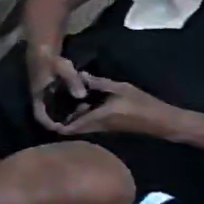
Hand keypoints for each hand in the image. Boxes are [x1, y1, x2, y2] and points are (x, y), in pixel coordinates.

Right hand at [25, 44, 87, 129]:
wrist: (42, 46)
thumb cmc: (50, 58)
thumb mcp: (63, 68)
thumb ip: (72, 81)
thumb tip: (82, 96)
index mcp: (38, 95)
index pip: (40, 115)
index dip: (49, 124)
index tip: (61, 130)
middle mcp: (40, 96)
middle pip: (47, 114)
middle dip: (59, 120)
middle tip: (76, 124)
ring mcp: (44, 91)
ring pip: (52, 107)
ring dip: (63, 112)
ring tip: (80, 115)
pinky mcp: (50, 86)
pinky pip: (57, 100)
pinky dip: (66, 104)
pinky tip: (79, 102)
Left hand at [49, 72, 185, 137]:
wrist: (161, 121)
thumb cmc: (142, 104)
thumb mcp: (120, 88)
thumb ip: (98, 82)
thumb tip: (79, 75)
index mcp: (96, 119)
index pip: (68, 128)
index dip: (53, 125)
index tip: (42, 116)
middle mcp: (96, 127)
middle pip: (71, 128)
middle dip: (58, 120)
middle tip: (47, 106)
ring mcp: (102, 129)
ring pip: (79, 126)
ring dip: (69, 118)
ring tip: (58, 103)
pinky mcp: (108, 127)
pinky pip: (88, 123)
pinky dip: (79, 116)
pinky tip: (78, 104)